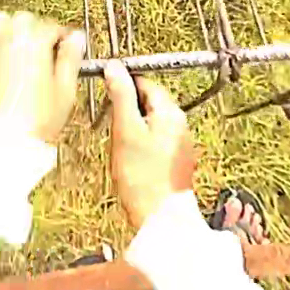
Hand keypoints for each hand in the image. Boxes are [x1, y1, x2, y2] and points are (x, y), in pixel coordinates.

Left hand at [0, 12, 85, 142]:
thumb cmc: (29, 123)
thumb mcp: (64, 93)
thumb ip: (71, 60)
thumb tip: (76, 40)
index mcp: (33, 41)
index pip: (51, 26)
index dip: (60, 38)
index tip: (62, 46)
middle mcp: (6, 36)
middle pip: (24, 20)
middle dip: (34, 32)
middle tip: (40, 52)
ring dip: (8, 30)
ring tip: (16, 50)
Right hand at [101, 61, 194, 228]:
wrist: (160, 221)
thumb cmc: (143, 178)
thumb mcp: (125, 130)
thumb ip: (121, 95)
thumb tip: (115, 68)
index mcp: (171, 113)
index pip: (145, 83)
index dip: (124, 86)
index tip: (108, 95)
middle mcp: (180, 125)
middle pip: (149, 102)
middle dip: (128, 110)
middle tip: (114, 127)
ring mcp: (180, 144)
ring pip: (151, 123)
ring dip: (134, 129)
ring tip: (123, 147)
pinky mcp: (177, 161)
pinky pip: (156, 141)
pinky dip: (142, 145)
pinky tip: (133, 161)